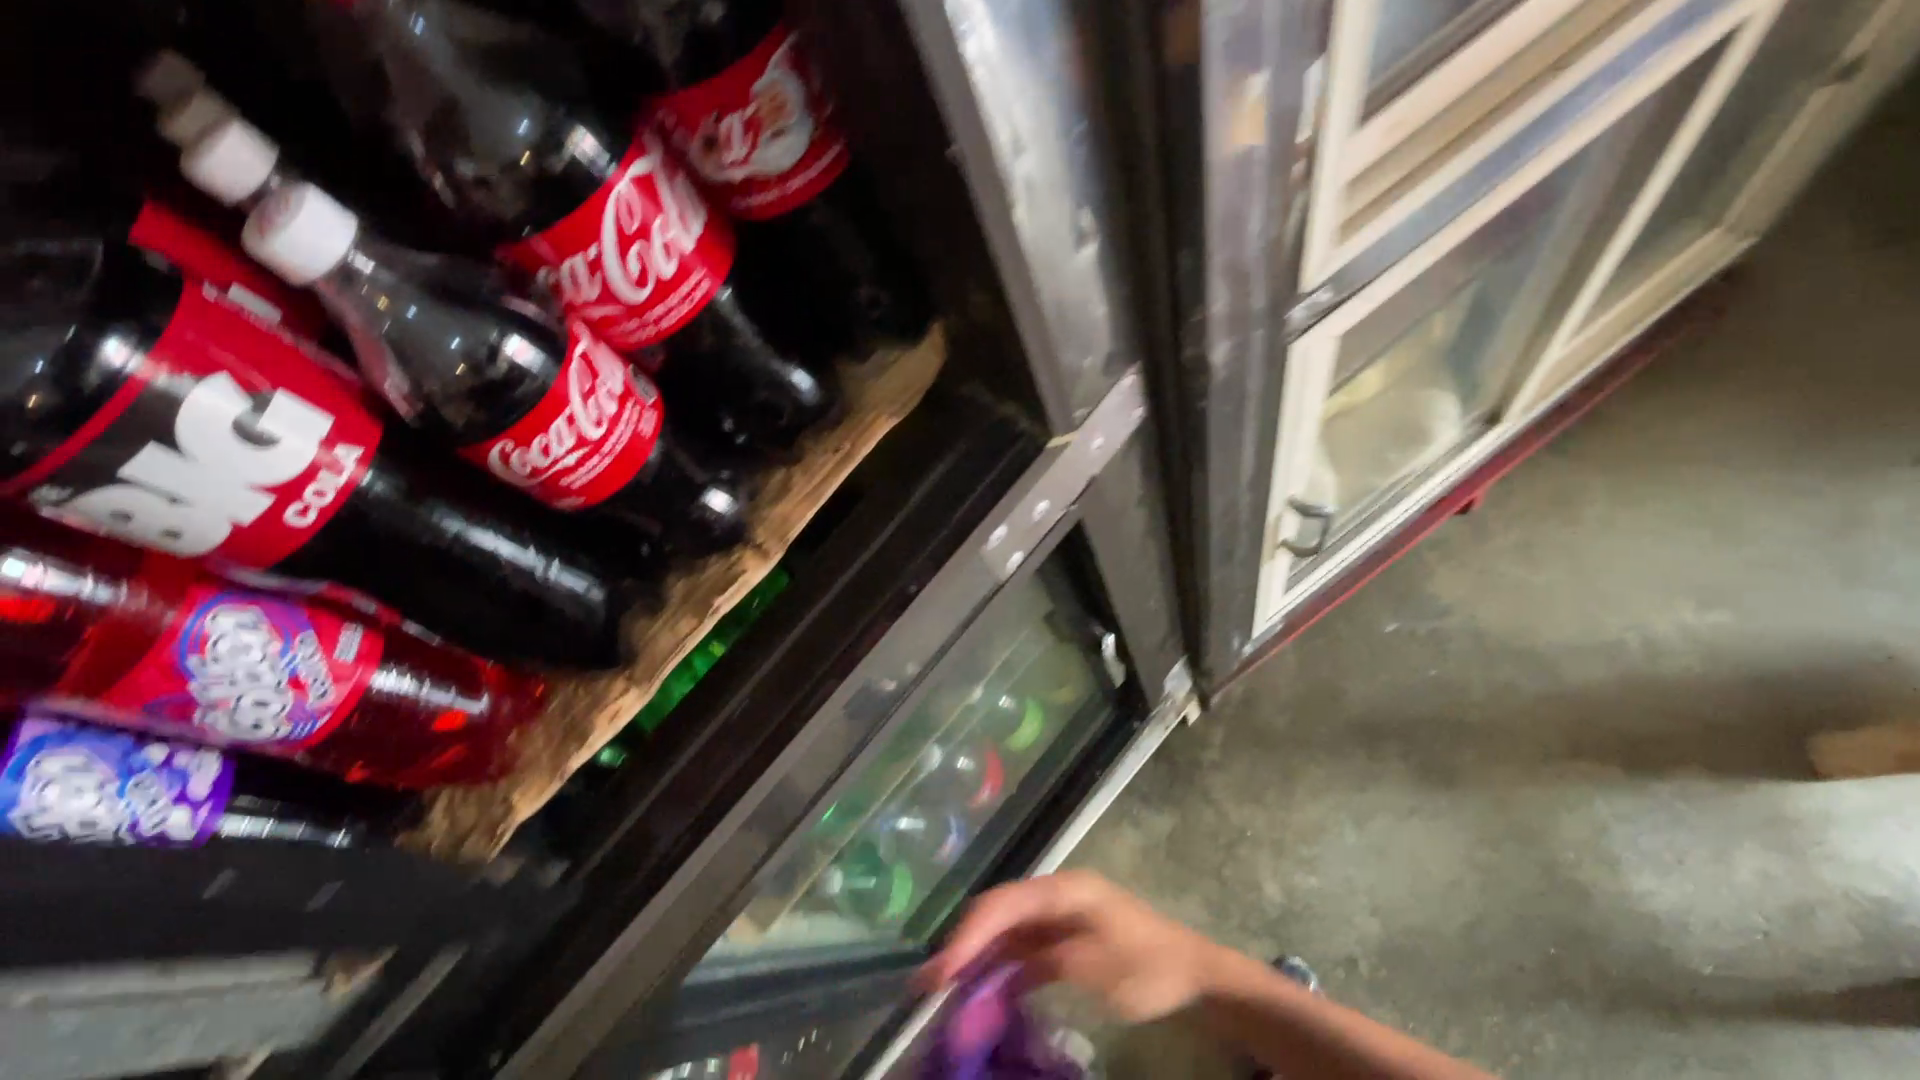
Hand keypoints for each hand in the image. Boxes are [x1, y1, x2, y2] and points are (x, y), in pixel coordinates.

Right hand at [917, 869, 1226, 1021]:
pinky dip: (999, 969)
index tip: (943, 969)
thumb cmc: (1149, 964)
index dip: (969, 934)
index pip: (1004, 904)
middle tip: (929, 982)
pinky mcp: (1060, 938)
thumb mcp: (1099, 966)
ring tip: (943, 989)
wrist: (1193, 973)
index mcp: (1063, 890)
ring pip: (1004, 931)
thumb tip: (998, 973)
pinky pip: (1019, 949)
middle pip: (997, 912)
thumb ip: (1047, 961)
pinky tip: (981, 992)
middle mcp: (1054, 895)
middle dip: (963, 944)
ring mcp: (1056, 916)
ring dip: (976, 959)